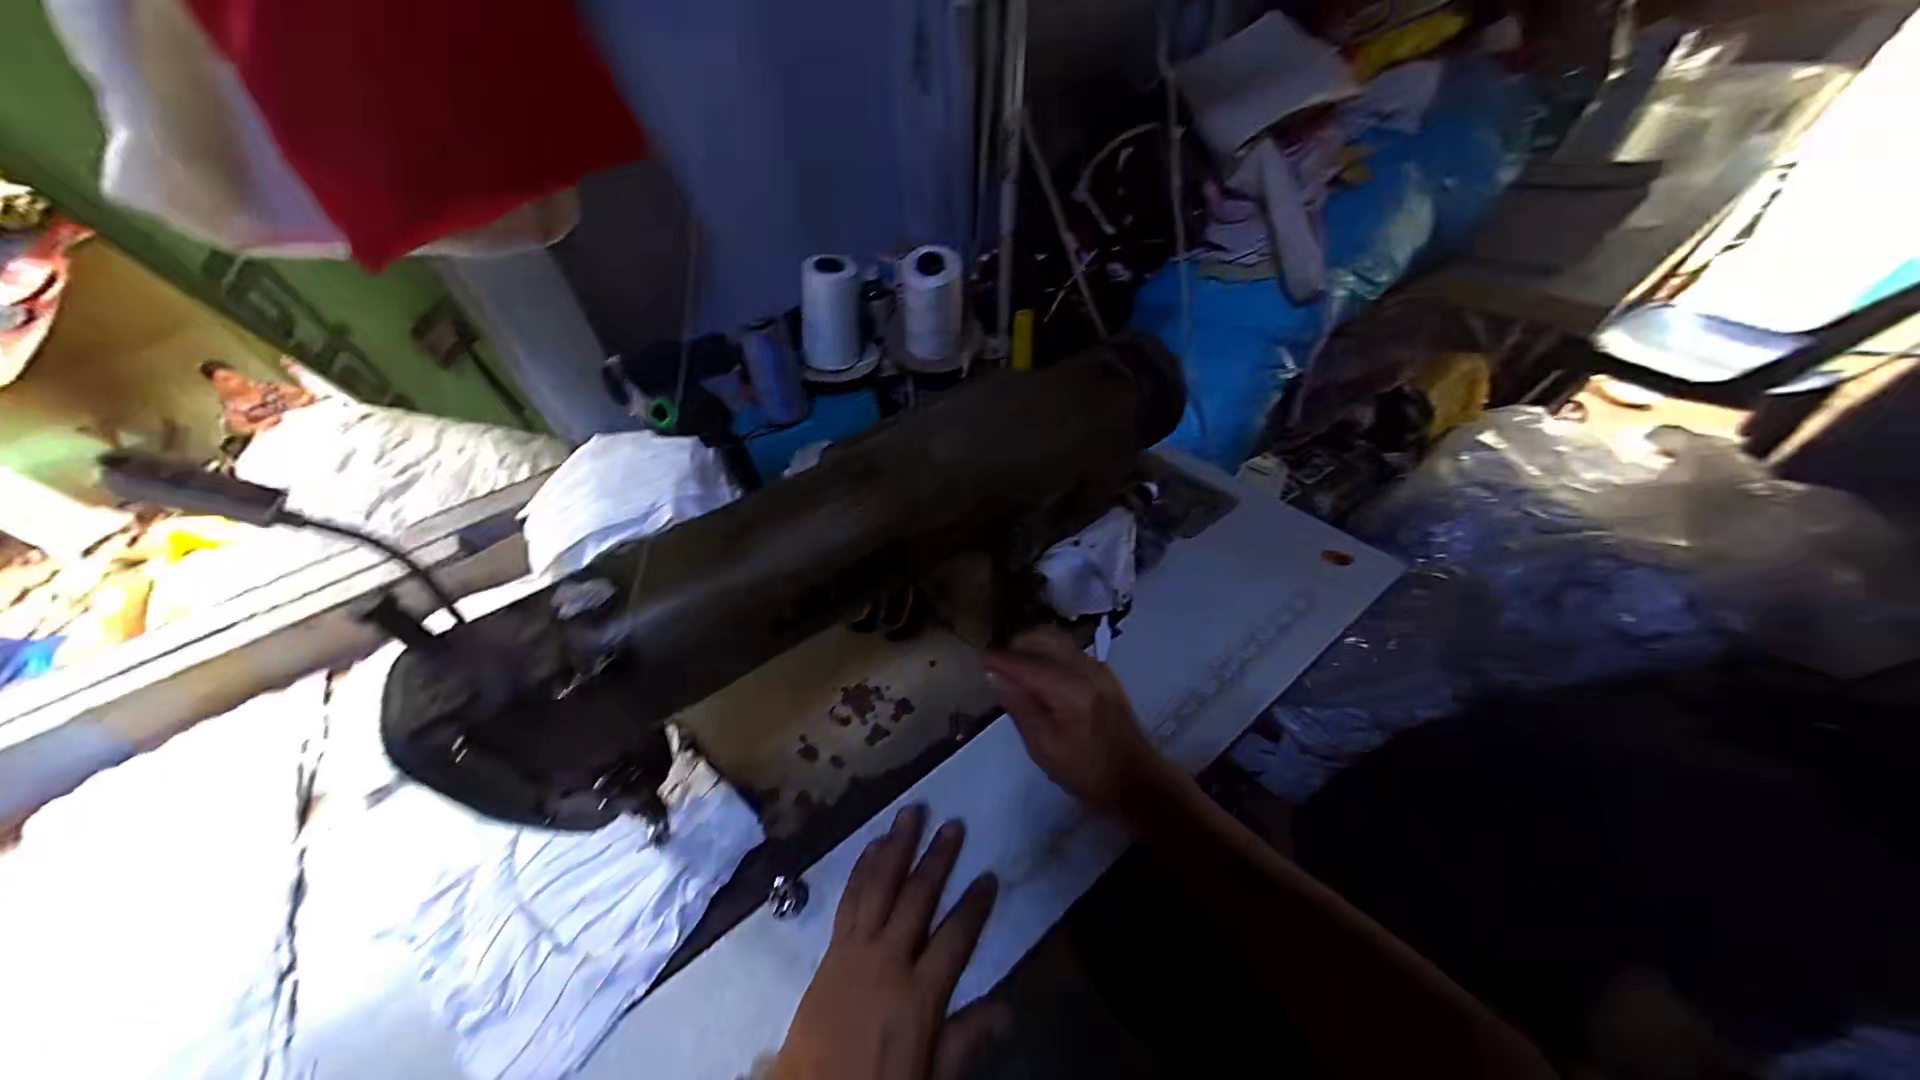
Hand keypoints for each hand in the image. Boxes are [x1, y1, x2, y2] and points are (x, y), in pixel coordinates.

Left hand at [772, 805, 1002, 1079]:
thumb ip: (965, 1042)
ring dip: (896, 848)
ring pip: (879, 887)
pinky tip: (871, 847)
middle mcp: (886, 961)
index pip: (955, 938)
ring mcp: (854, 951)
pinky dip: (862, 869)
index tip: (989, 875)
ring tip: (909, 814)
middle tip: (952, 824)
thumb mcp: (929, 1077)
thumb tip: (1007, 1008)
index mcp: (917, 995)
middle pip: (917, 899)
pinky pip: (849, 899)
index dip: (974, 905)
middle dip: (937, 859)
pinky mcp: (830, 951)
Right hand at [983, 625, 1173, 810]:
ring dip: (1033, 648)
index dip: (1000, 660)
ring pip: (1058, 640)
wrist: (1138, 780)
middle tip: (997, 667)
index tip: (979, 661)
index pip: (1026, 664)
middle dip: (1016, 647)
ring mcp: (1099, 668)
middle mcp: (1086, 669)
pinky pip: (1070, 651)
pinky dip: (1049, 654)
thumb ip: (1020, 708)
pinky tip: (1040, 676)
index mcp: (1070, 690)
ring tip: (1016, 671)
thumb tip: (996, 677)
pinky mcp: (1105, 673)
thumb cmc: (1088, 772)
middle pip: (1043, 638)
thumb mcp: (1045, 749)